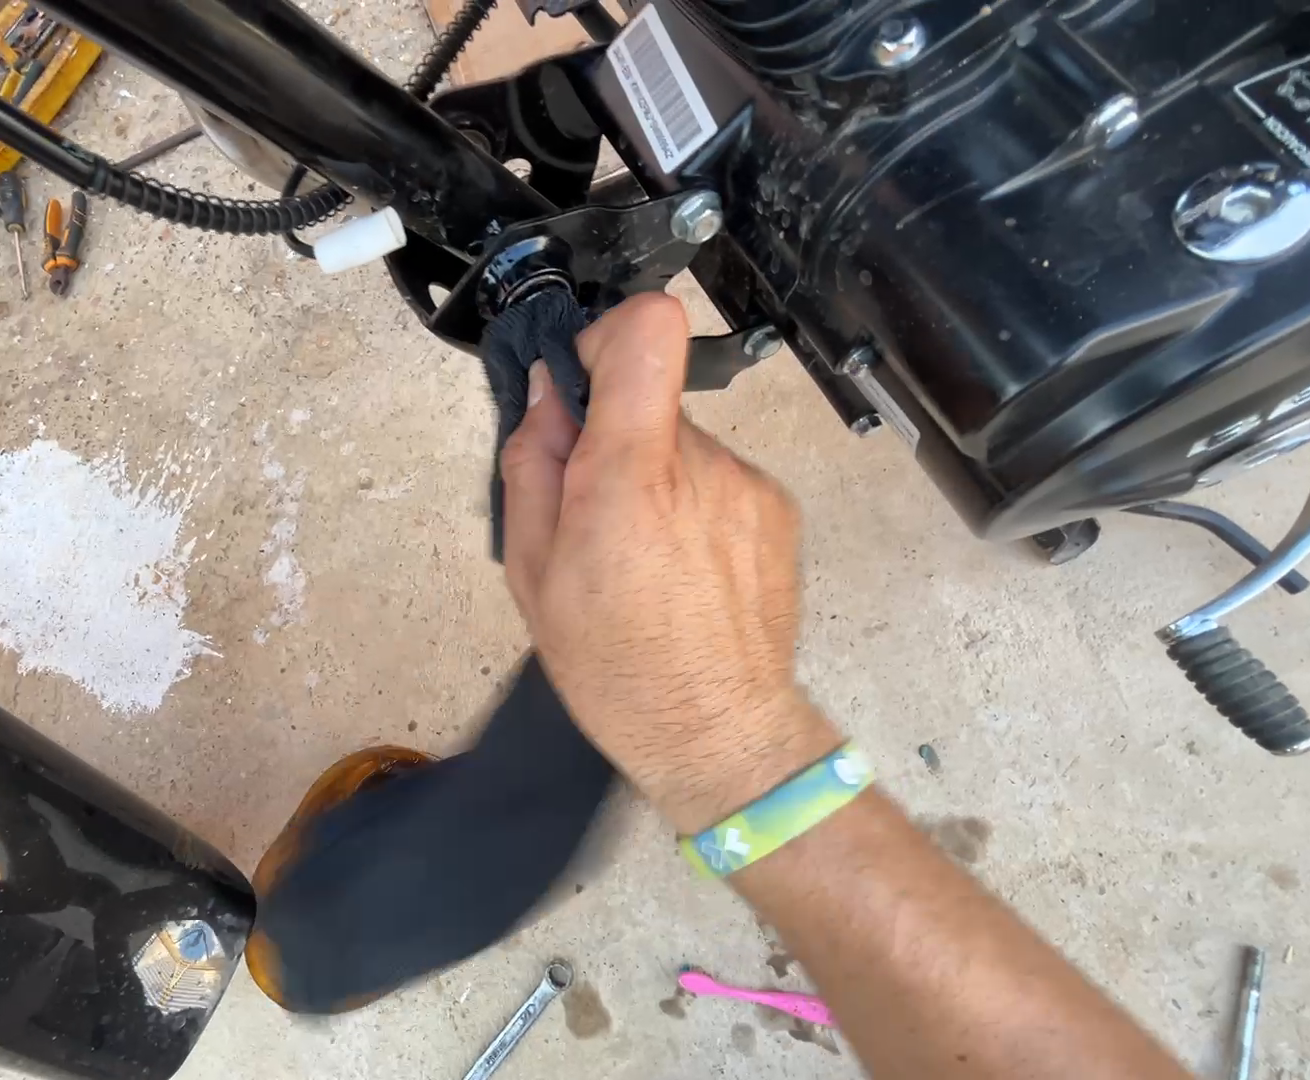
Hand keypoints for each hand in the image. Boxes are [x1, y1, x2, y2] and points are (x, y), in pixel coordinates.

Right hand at [501, 293, 838, 832]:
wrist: (719, 733)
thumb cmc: (612, 664)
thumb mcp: (531, 570)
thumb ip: (533, 465)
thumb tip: (550, 396)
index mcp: (632, 476)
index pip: (647, 331)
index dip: (607, 336)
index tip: (584, 388)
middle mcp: (703, 465)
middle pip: (650, 402)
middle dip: (612, 442)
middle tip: (595, 520)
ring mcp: (750, 484)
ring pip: (680, 446)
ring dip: (651, 482)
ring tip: (642, 559)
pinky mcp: (777, 507)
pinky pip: (716, 478)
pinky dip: (690, 505)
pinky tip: (683, 569)